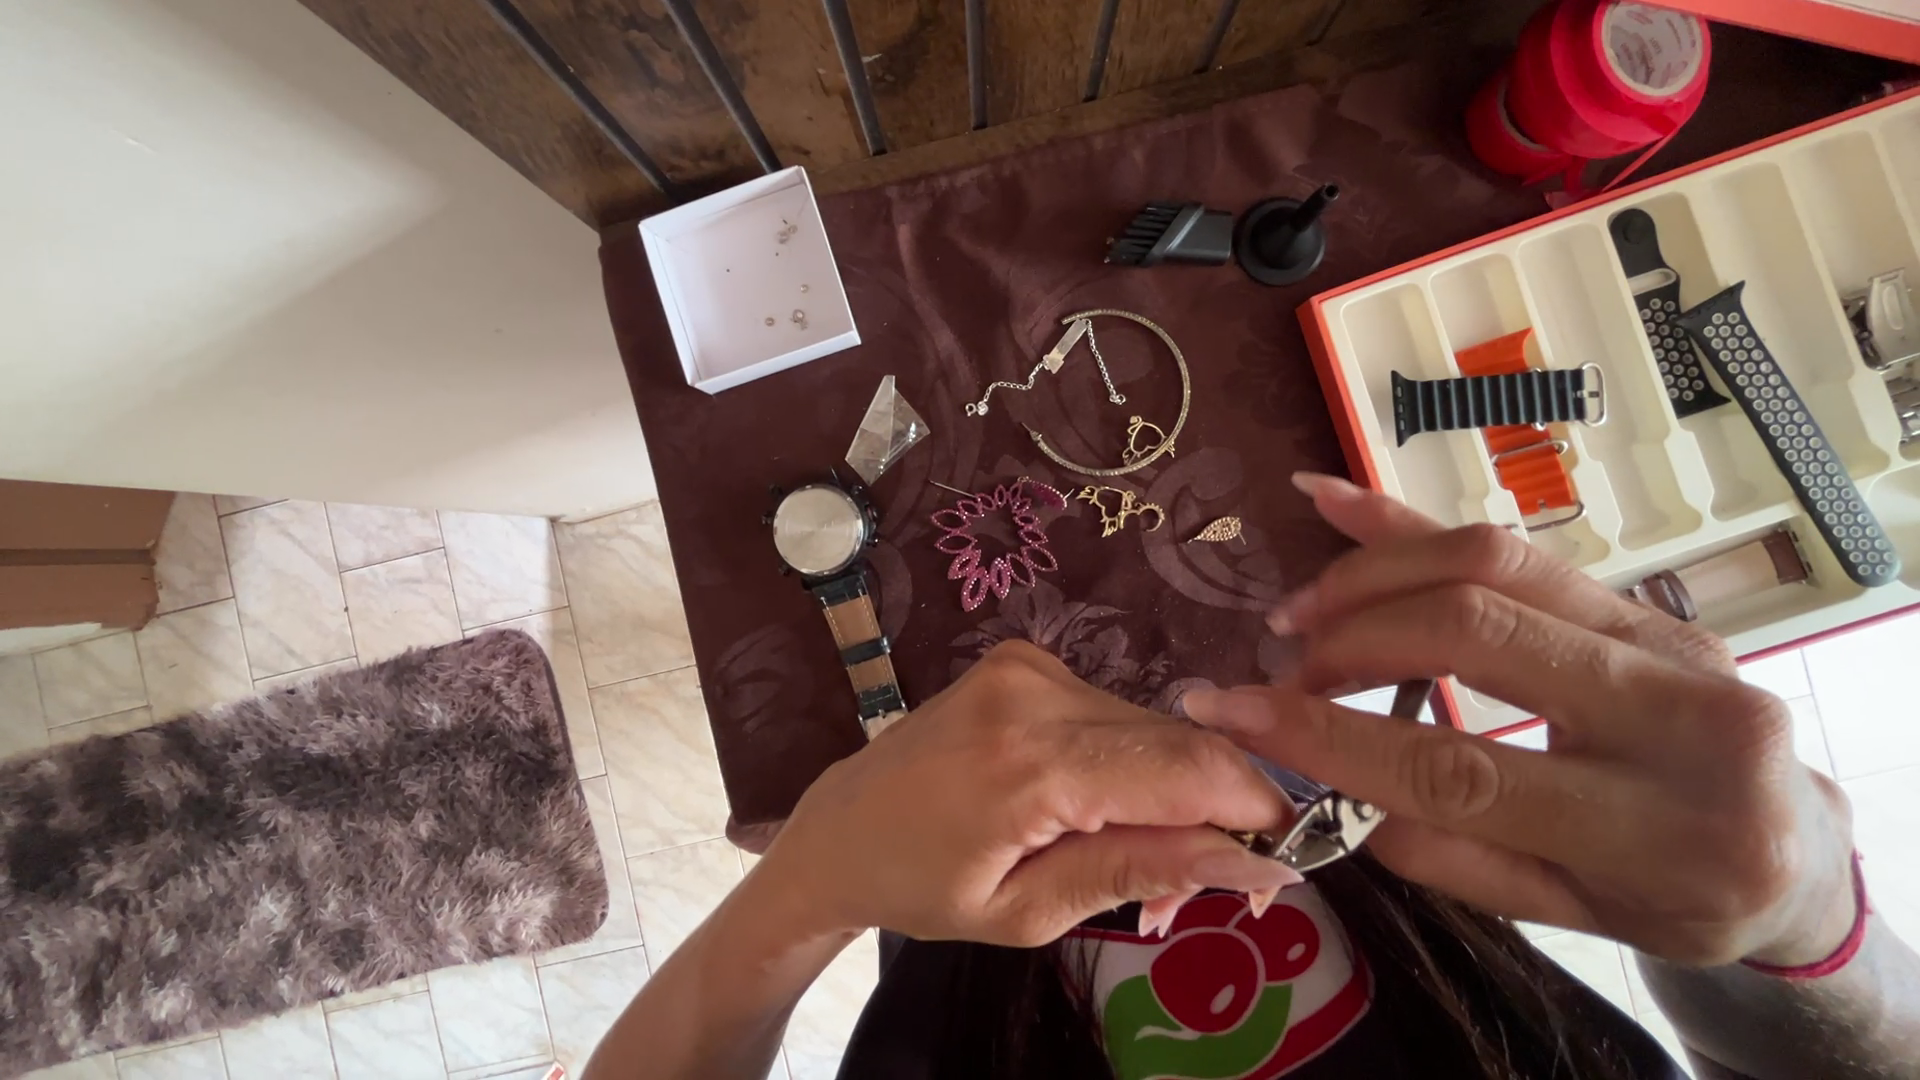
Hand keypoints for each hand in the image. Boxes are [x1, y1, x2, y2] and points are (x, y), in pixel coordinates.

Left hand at [755, 640, 1301, 946]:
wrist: (841, 825)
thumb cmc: (922, 886)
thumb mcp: (1030, 911)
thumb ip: (1140, 869)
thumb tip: (1253, 859)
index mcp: (1029, 762)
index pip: (1185, 767)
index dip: (1252, 808)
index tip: (1278, 861)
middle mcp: (1034, 690)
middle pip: (1175, 741)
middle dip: (1209, 811)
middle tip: (1194, 886)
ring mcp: (1027, 664)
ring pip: (1148, 725)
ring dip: (1165, 789)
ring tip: (1133, 855)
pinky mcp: (1022, 659)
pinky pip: (1110, 712)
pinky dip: (1126, 760)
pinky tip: (1098, 805)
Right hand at [1186, 473, 1858, 968]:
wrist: (1792, 848)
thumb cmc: (1666, 896)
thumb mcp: (1558, 912)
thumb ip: (1442, 854)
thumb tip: (1324, 779)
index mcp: (1664, 827)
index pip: (1457, 766)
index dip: (1328, 736)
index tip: (1232, 713)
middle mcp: (1684, 710)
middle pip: (1474, 626)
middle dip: (1350, 637)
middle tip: (1285, 664)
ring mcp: (1662, 631)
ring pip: (1488, 559)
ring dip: (1368, 575)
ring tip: (1301, 611)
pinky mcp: (1630, 595)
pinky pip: (1506, 541)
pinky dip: (1402, 520)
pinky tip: (1328, 496)